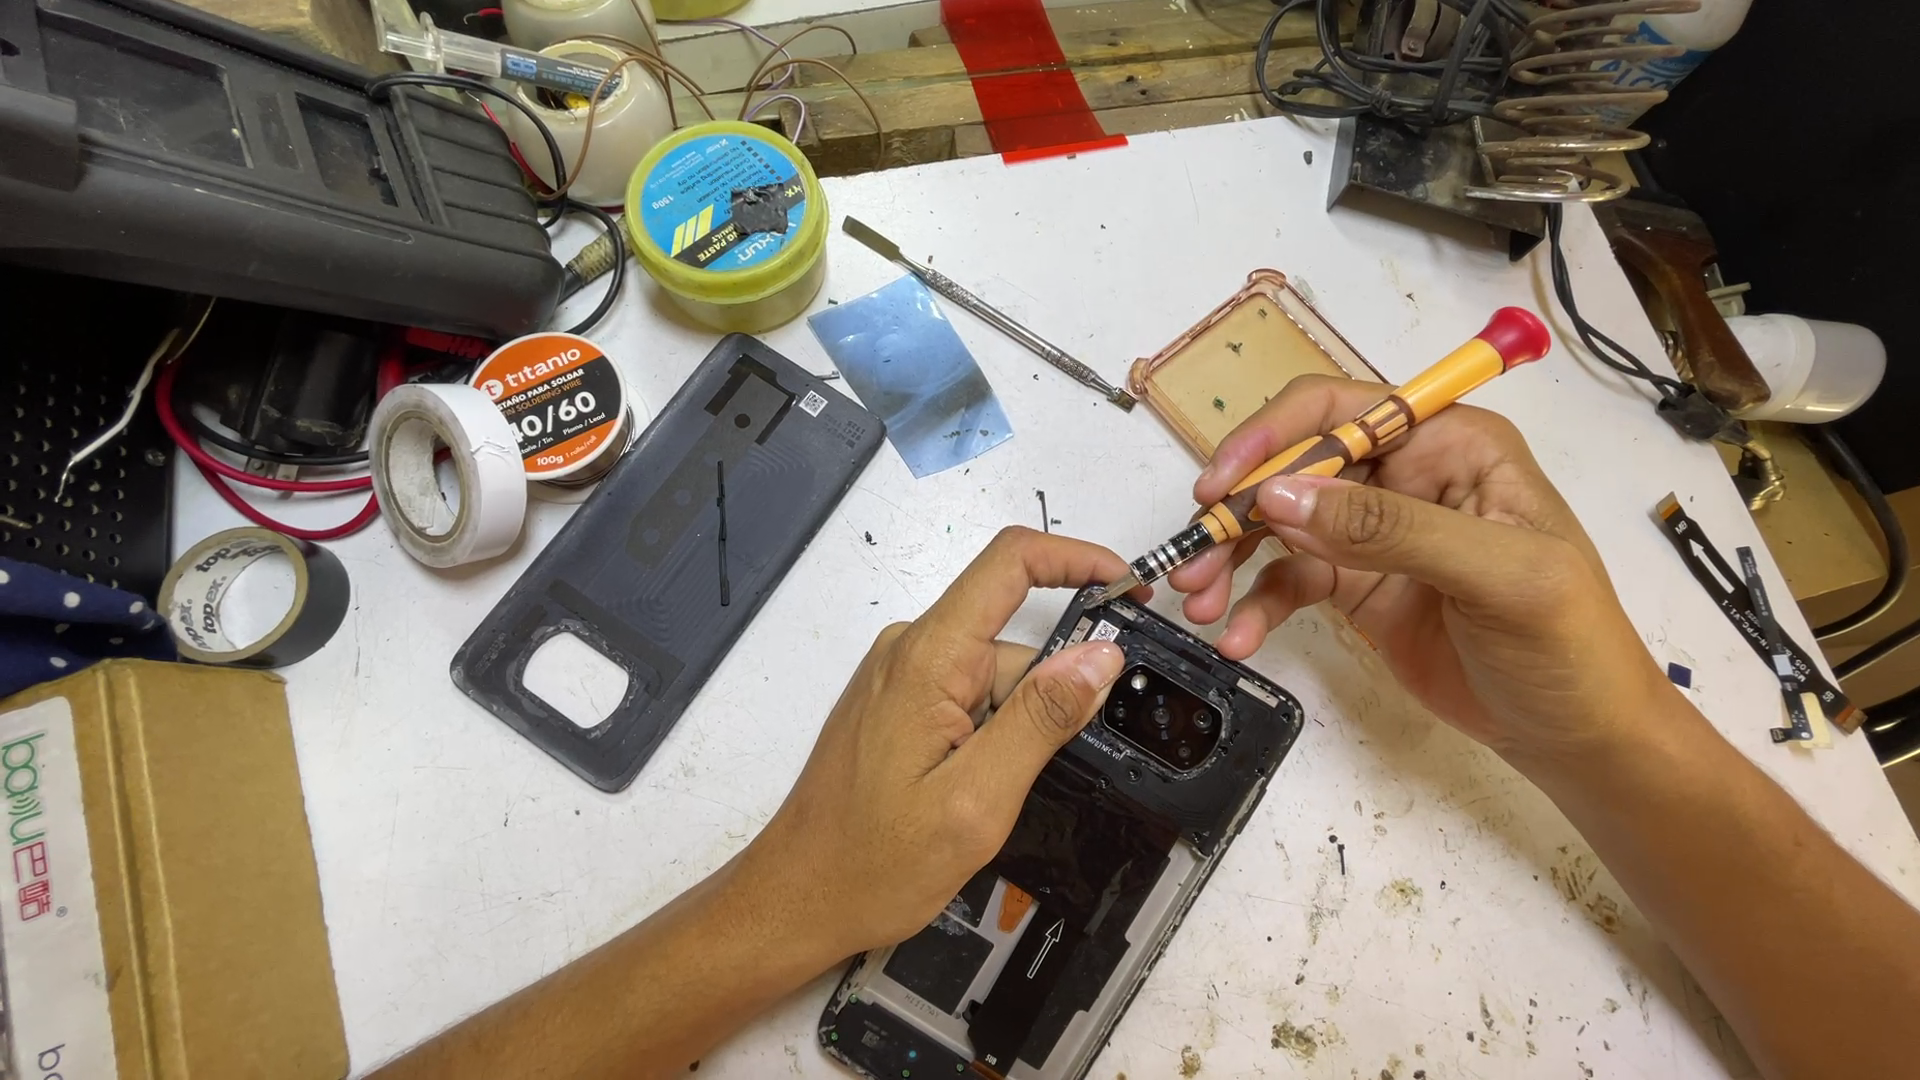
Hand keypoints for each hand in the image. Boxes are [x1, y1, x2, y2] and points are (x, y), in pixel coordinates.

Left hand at [737, 527, 1129, 958]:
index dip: (1077, 559)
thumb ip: (1041, 719)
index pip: (1010, 563)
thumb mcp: (977, 799)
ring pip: (996, 673)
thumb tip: (1102, 654)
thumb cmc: (875, 860)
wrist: (798, 895)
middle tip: (1046, 766)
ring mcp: (903, 674)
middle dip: (1051, 692)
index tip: (1129, 589)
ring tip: (990, 795)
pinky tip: (972, 786)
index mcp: (928, 655)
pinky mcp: (901, 700)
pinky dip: (993, 731)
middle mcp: (912, 648)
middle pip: (1012, 638)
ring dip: (1016, 727)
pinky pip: (970, 693)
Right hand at [1168, 375, 1667, 763]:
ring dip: (1229, 561)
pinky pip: (1284, 580)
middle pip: (1288, 472)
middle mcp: (1397, 475)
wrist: (1572, 734)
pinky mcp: (1347, 582)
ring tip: (1199, 603)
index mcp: (1444, 444)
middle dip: (1233, 516)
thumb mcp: (1494, 575)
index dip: (1267, 439)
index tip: (1217, 488)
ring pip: (1273, 526)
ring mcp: (1366, 532)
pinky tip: (1239, 638)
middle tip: (1193, 565)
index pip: (1336, 411)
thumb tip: (1275, 498)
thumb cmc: (1565, 644)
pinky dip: (1254, 606)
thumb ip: (1386, 528)